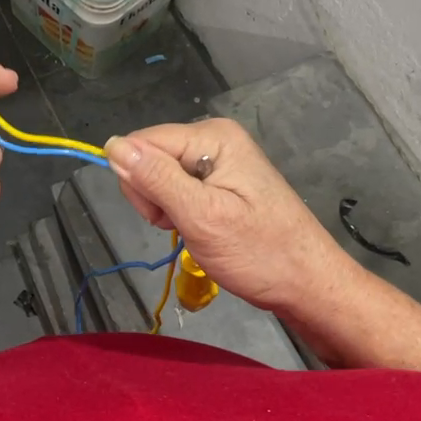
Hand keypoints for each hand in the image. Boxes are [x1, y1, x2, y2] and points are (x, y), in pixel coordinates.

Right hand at [104, 119, 360, 312]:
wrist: (308, 284)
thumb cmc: (260, 253)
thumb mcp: (202, 217)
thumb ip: (156, 179)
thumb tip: (112, 145)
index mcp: (211, 137)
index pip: (141, 142)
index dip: (138, 180)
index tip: (163, 215)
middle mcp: (212, 138)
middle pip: (147, 155)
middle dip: (151, 194)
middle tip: (183, 224)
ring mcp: (216, 158)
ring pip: (156, 174)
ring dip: (163, 206)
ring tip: (195, 228)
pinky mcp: (218, 179)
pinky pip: (174, 185)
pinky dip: (176, 210)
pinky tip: (199, 226)